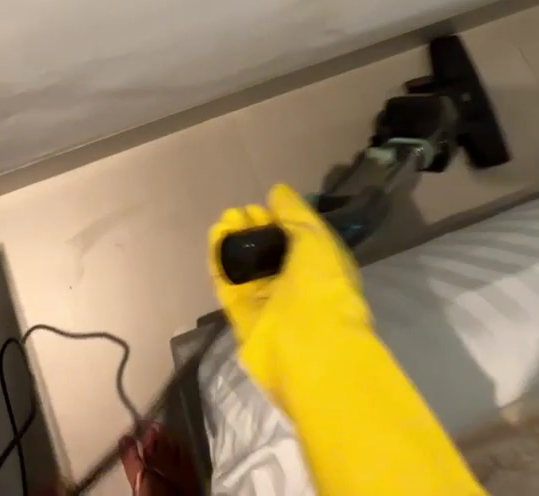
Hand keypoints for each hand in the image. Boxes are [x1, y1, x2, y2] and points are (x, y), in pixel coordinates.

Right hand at [207, 184, 370, 402]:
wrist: (311, 348)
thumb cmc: (322, 285)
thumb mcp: (315, 236)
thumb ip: (294, 211)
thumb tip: (277, 191)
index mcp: (320, 266)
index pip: (296, 237)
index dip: (278, 220)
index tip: (263, 207)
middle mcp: (295, 284)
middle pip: (268, 251)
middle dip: (253, 228)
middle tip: (239, 213)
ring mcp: (268, 303)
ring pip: (246, 266)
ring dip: (235, 241)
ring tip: (225, 221)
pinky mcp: (243, 317)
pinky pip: (228, 284)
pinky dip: (221, 261)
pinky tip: (216, 238)